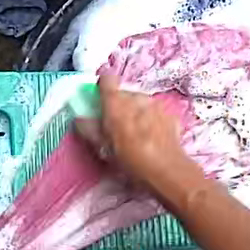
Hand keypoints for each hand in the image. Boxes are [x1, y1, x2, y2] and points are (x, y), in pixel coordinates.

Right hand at [75, 73, 203, 200]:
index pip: (106, 78)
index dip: (102, 86)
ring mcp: (155, 104)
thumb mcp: (103, 148)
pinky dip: (152, 120)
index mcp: (115, 102)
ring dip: (136, 113)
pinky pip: (155, 112)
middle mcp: (136, 97)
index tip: (101, 99)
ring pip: (140, 102)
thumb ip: (88, 129)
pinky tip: (152, 137)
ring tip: (137, 135)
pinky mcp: (170, 113)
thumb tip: (80, 118)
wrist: (167, 170)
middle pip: (124, 94)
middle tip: (118, 127)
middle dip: (120, 106)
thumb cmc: (130, 159)